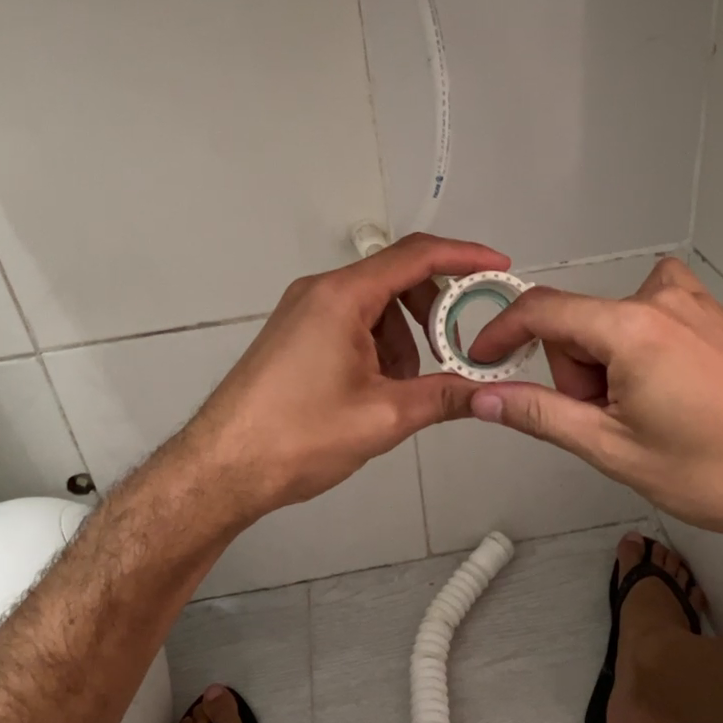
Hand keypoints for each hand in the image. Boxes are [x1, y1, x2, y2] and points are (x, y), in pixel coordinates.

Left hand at [175, 233, 510, 517]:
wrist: (221, 467)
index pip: (416, 256)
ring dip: (404, 337)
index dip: (465, 257)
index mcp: (342, 296)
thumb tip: (489, 391)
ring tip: (406, 389)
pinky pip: (351, 322)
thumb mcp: (384, 418)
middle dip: (433, 312)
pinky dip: (377, 346)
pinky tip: (376, 391)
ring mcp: (303, 310)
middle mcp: (320, 290)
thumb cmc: (299, 436)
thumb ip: (444, 396)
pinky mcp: (294, 333)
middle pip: (395, 278)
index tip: (501, 267)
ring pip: (374, 305)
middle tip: (456, 350)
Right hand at [464, 256, 722, 549]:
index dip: (501, 334)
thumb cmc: (716, 472)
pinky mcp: (712, 313)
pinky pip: (645, 319)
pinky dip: (637, 352)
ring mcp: (692, 300)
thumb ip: (539, 413)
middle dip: (576, 371)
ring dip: (608, 365)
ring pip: (611, 324)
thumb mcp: (612, 449)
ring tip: (648, 416)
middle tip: (609, 422)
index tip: (483, 363)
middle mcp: (660, 297)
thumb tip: (482, 398)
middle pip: (578, 323)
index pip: (541, 311)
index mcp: (631, 327)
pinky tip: (669, 394)